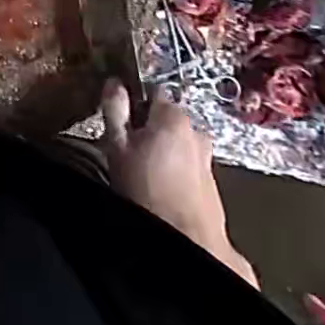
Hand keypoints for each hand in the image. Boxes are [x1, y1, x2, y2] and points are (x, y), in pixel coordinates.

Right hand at [99, 80, 257, 286]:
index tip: (120, 115)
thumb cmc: (147, 191)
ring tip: (143, 170)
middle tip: (128, 147)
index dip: (133, 100)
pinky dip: (175, 168)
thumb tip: (114, 83)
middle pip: (166, 117)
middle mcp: (196, 131)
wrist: (188, 240)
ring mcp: (207, 156)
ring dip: (162, 148)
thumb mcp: (118, 145)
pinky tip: (160, 186)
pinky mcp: (211, 180)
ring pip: (177, 141)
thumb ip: (115, 108)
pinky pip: (188, 162)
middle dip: (148, 126)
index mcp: (173, 115)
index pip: (152, 90)